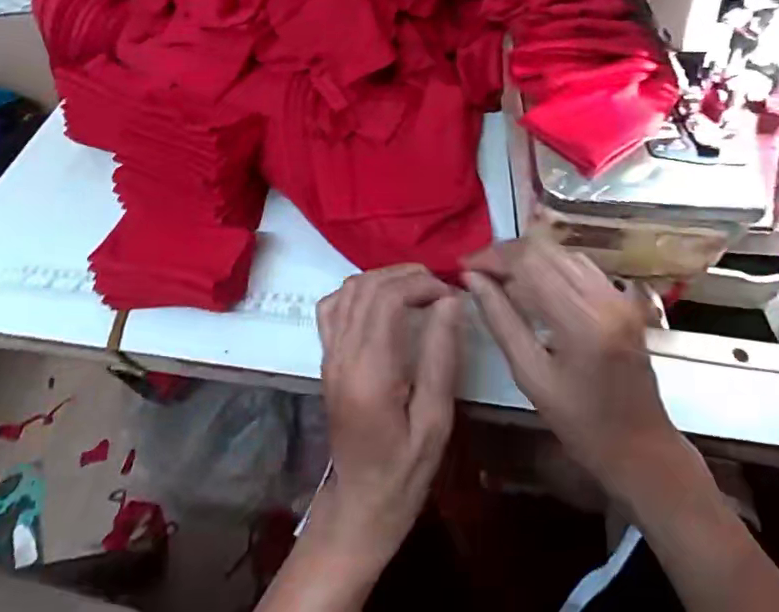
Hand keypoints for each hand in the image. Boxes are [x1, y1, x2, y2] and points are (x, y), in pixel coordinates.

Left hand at [311, 264, 463, 562]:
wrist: (361, 502)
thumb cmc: (405, 470)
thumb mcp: (436, 421)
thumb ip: (441, 358)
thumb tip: (451, 301)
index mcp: (369, 372)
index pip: (387, 299)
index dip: (422, 285)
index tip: (452, 295)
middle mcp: (341, 356)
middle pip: (367, 287)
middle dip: (407, 275)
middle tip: (441, 288)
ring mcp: (329, 355)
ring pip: (348, 290)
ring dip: (385, 278)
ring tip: (419, 290)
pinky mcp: (326, 359)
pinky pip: (333, 306)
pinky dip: (359, 292)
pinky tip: (384, 303)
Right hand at [462, 240, 688, 496]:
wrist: (641, 448)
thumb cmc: (581, 425)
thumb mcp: (530, 376)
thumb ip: (500, 321)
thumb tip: (472, 280)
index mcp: (581, 318)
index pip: (529, 260)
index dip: (492, 256)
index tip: (464, 266)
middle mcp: (604, 295)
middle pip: (546, 249)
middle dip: (506, 254)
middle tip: (477, 271)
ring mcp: (618, 294)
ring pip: (562, 252)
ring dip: (528, 258)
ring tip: (498, 277)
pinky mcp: (623, 298)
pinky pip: (579, 266)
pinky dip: (551, 267)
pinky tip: (531, 286)